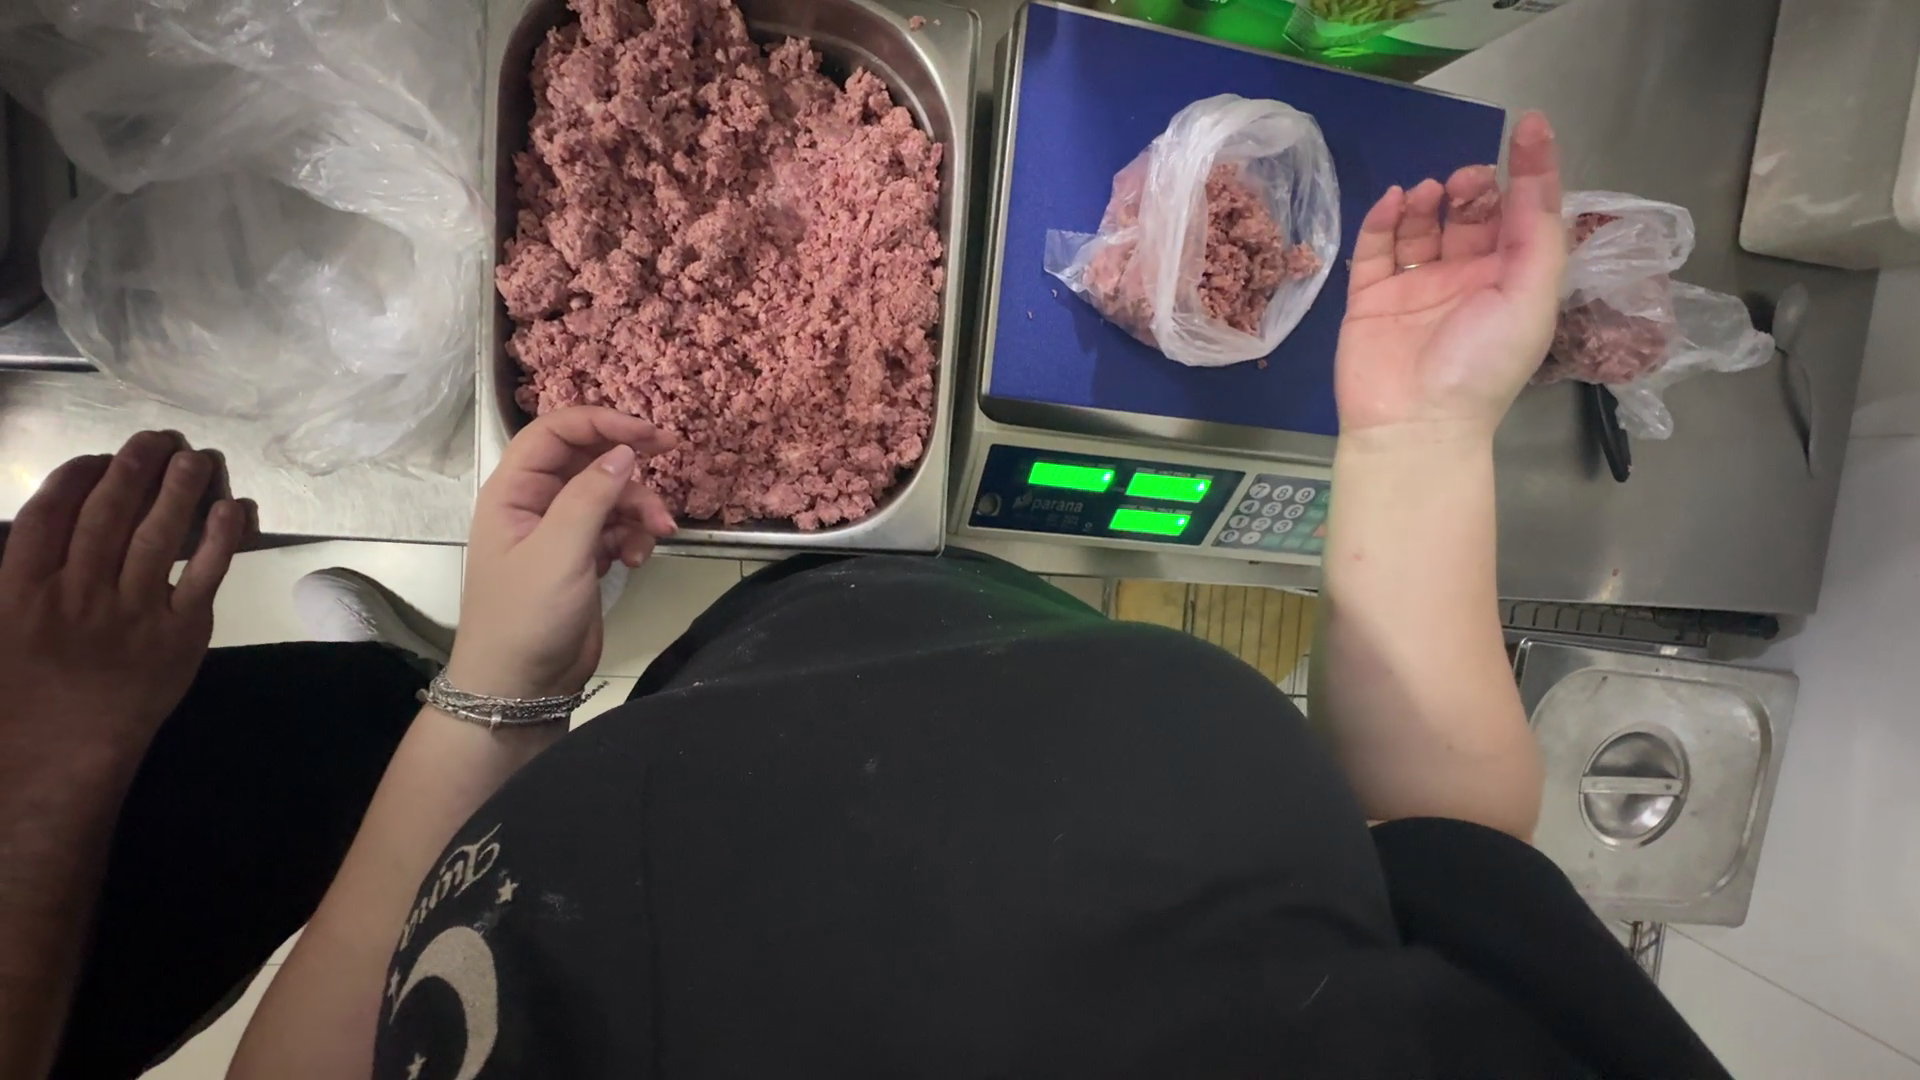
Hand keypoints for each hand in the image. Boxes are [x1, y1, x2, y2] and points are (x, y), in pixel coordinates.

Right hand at [0, 432, 245, 770]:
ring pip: (160, 538)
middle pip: (110, 518)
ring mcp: (135, 610)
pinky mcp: (184, 629)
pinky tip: (232, 508)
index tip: (99, 456)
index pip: (48, 520)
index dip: (77, 482)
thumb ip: (17, 578)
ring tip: (196, 456)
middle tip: (158, 437)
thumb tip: (38, 531)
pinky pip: (207, 575)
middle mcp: (78, 594)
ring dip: (179, 492)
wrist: (62, 750)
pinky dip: (221, 539)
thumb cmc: (17, 694)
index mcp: (17, 593)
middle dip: (135, 472)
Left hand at [446, 407, 676, 699]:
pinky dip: (635, 537)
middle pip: (589, 459)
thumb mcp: (560, 551)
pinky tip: (638, 560)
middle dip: (630, 462)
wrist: (522, 685)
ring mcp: (562, 532)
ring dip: (640, 509)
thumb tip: (624, 451)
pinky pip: (618, 528)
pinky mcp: (584, 557)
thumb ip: (592, 496)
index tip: (649, 433)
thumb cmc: (527, 615)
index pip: (556, 433)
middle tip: (672, 453)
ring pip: (611, 496)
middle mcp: (537, 504)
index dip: (602, 423)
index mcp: (514, 491)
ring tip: (659, 535)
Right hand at [1335, 111, 1565, 445]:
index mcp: (1509, 280)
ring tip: (1428, 192)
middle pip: (1469, 215)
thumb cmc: (1480, 366)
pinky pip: (1373, 252)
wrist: (1413, 423)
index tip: (1528, 125)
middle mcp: (1462, 279)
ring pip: (1419, 228)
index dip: (1531, 167)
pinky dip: (1380, 223)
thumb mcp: (1530, 298)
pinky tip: (1391, 202)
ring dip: (1427, 201)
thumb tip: (1529, 180)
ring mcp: (1412, 288)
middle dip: (1472, 187)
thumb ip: (1534, 235)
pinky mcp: (1368, 300)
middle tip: (1466, 179)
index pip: (1523, 212)